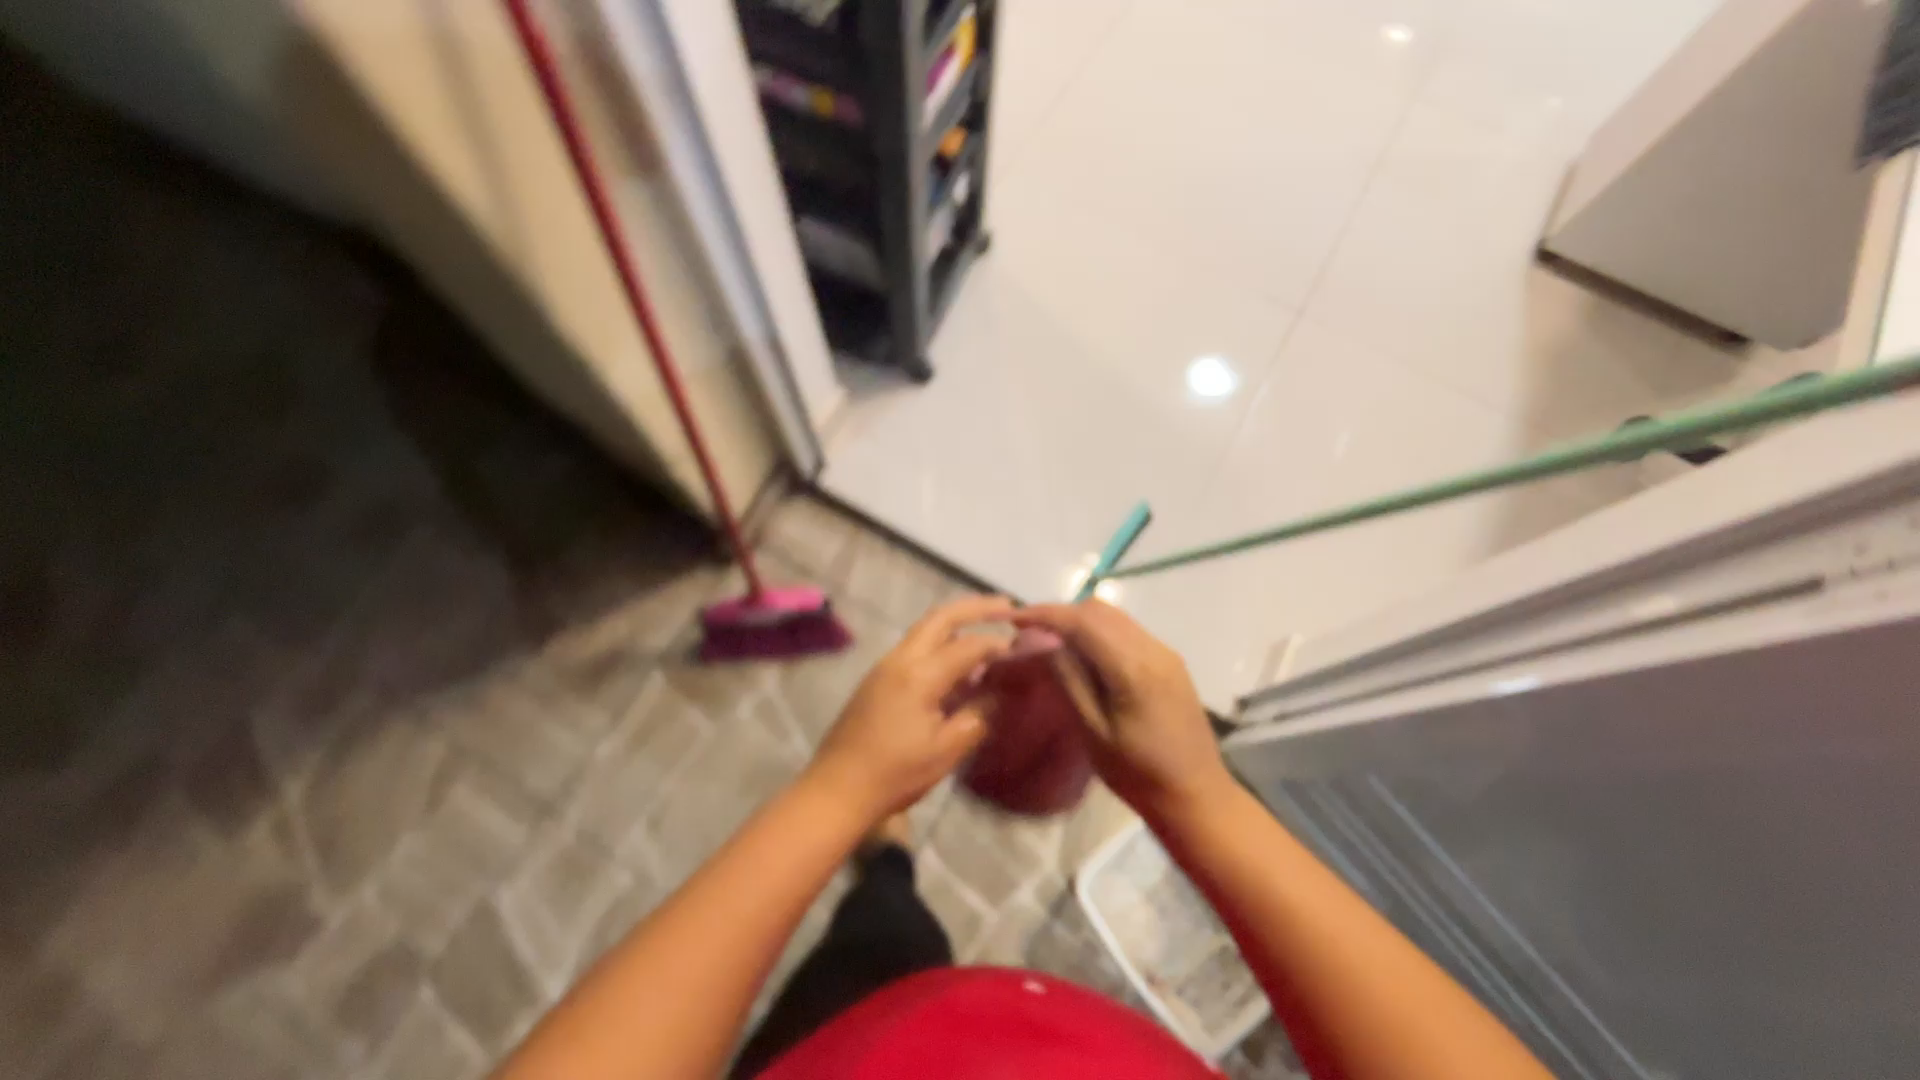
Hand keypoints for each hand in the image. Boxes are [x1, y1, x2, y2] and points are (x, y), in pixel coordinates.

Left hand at [805, 596, 1014, 824]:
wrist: (837, 790)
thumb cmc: (895, 774)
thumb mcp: (946, 750)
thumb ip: (976, 715)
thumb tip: (996, 693)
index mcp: (919, 675)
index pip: (968, 645)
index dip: (998, 643)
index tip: (1025, 646)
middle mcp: (900, 660)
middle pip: (940, 618)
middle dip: (975, 608)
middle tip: (1007, 606)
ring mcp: (884, 667)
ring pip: (924, 630)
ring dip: (956, 624)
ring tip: (987, 629)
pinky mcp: (877, 680)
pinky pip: (915, 649)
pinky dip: (940, 644)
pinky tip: (957, 663)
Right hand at [1014, 601, 1232, 823]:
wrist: (1195, 793)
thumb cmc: (1138, 773)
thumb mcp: (1094, 732)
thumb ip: (1070, 681)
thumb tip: (1046, 644)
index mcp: (1133, 668)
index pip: (1083, 621)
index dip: (1045, 614)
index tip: (1014, 619)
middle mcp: (1153, 649)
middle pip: (1100, 610)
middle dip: (1061, 613)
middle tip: (1028, 631)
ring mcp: (1165, 652)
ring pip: (1115, 616)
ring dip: (1080, 620)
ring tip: (1050, 639)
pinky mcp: (1170, 661)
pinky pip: (1128, 630)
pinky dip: (1100, 631)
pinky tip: (1084, 652)